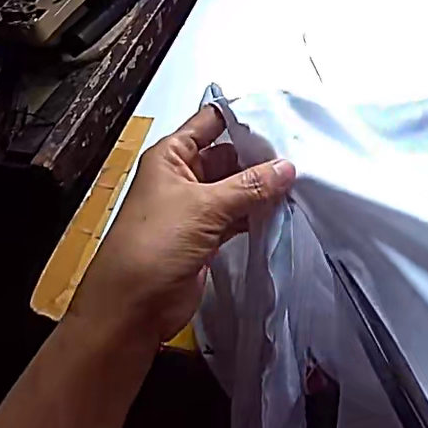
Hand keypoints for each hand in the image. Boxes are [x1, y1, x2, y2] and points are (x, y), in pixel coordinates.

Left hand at [65, 104, 294, 344]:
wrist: (129, 314)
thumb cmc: (154, 247)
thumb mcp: (204, 207)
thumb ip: (250, 185)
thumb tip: (288, 167)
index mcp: (172, 156)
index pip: (211, 120)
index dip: (242, 114)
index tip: (279, 113)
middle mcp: (184, 175)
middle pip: (229, 152)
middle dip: (260, 153)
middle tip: (298, 150)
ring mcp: (196, 205)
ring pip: (237, 184)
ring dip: (262, 184)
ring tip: (297, 177)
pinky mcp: (207, 233)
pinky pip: (239, 212)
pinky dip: (258, 210)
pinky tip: (283, 206)